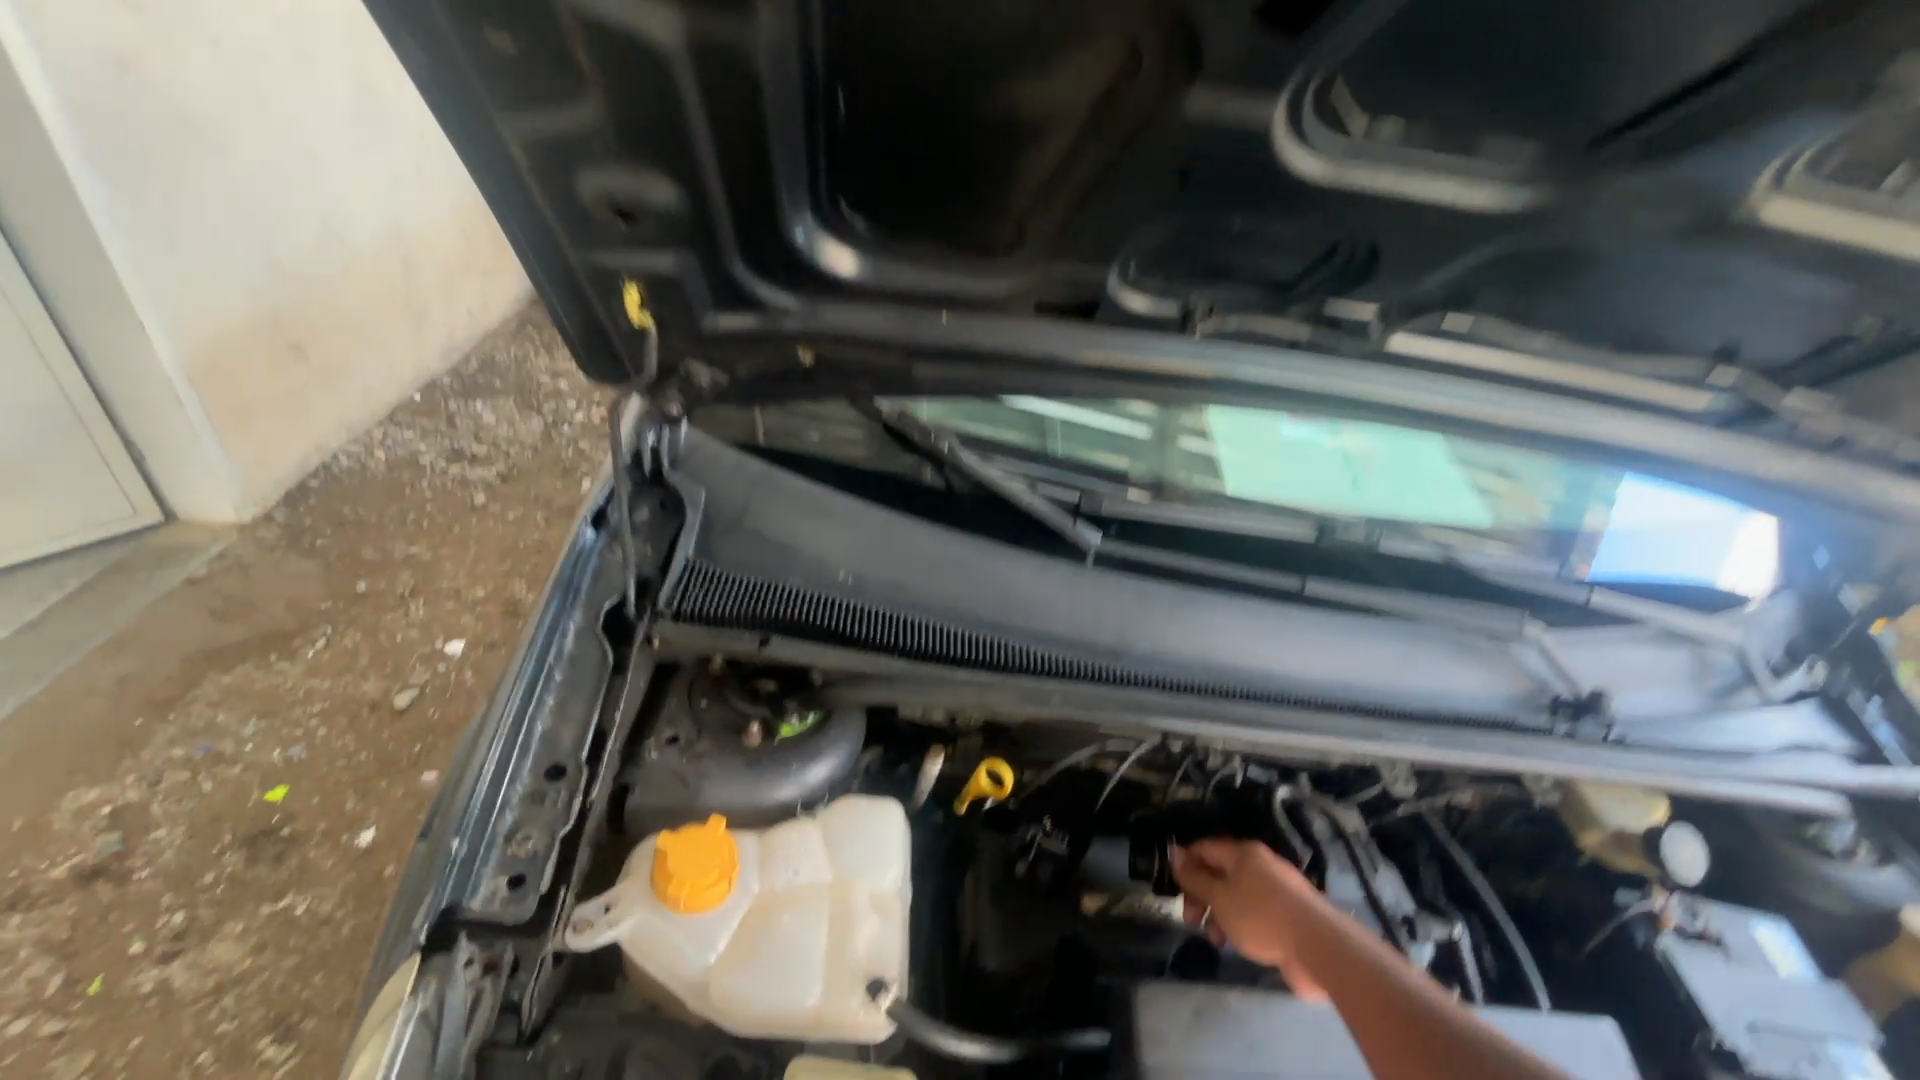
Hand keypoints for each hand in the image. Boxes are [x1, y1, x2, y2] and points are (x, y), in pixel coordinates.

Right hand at [1172, 838, 1327, 999]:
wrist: (1318, 946)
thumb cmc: (1261, 917)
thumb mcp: (1220, 897)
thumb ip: (1195, 878)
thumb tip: (1174, 851)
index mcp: (1243, 854)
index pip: (1204, 848)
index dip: (1185, 866)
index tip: (1175, 891)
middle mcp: (1260, 866)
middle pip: (1219, 874)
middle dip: (1201, 897)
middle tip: (1192, 920)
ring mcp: (1276, 891)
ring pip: (1235, 897)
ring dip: (1219, 916)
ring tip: (1217, 940)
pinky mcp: (1287, 915)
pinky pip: (1253, 913)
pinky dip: (1240, 925)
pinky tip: (1237, 944)